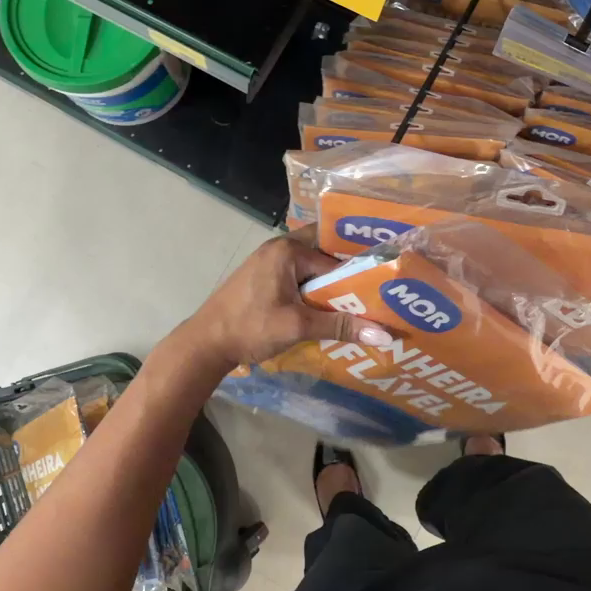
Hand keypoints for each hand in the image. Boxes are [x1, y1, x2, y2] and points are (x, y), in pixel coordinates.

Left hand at [172, 236, 389, 373]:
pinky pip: (298, 275)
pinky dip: (314, 288)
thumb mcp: (298, 326)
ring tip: (359, 302)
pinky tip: (328, 308)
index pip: (335, 260)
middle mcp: (279, 247)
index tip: (382, 292)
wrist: (205, 343)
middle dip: (347, 272)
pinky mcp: (264, 276)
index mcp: (288, 250)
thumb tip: (385, 334)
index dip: (358, 277)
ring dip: (330, 283)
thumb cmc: (250, 328)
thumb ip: (341, 325)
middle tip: (375, 290)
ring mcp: (269, 261)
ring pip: (311, 266)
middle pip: (324, 254)